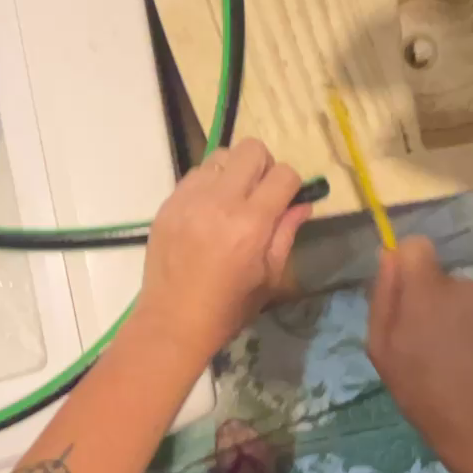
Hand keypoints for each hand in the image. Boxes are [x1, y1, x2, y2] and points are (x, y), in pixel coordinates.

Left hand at [134, 139, 312, 363]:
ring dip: (233, 172)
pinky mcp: (168, 204)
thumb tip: (303, 204)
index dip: (291, 186)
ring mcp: (189, 199)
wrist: (172, 322)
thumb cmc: (228, 308)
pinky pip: (195, 175)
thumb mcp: (268, 276)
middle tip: (260, 195)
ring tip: (231, 202)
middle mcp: (220, 202)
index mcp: (251, 223)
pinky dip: (208, 185)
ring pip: (221, 156)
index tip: (286, 202)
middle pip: (251, 149)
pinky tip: (207, 212)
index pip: (284, 174)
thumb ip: (286, 233)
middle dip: (264, 167)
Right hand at [368, 236, 472, 460]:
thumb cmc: (416, 385)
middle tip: (424, 338)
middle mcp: (461, 284)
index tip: (404, 292)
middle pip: (439, 276)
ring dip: (455, 312)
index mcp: (425, 290)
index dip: (407, 264)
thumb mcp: (380, 345)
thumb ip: (384, 294)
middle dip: (430, 297)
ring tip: (450, 349)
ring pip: (462, 293)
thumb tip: (388, 255)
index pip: (416, 246)